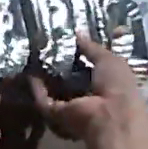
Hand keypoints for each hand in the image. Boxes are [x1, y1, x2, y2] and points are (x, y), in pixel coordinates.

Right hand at [29, 35, 147, 143]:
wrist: (109, 115)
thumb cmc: (117, 85)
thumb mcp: (108, 59)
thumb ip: (91, 47)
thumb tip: (77, 33)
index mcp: (106, 84)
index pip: (88, 69)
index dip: (77, 56)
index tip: (64, 42)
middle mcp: (87, 97)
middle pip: (68, 80)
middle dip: (56, 65)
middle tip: (44, 48)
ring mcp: (71, 107)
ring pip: (53, 90)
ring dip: (44, 76)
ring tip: (33, 57)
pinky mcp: (55, 114)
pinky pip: (43, 100)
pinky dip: (36, 88)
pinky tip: (30, 72)